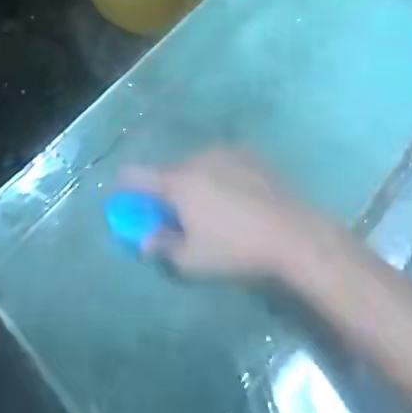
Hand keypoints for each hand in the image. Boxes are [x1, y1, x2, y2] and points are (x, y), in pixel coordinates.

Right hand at [118, 148, 340, 280]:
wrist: (291, 231)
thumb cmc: (234, 249)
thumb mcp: (191, 259)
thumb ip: (163, 246)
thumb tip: (147, 239)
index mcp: (178, 181)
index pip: (139, 176)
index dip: (126, 185)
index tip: (121, 194)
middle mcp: (199, 158)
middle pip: (170, 170)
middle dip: (164, 188)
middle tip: (168, 211)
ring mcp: (228, 153)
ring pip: (198, 165)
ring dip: (193, 180)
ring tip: (203, 207)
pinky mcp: (252, 156)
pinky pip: (222, 163)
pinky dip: (217, 176)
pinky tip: (229, 198)